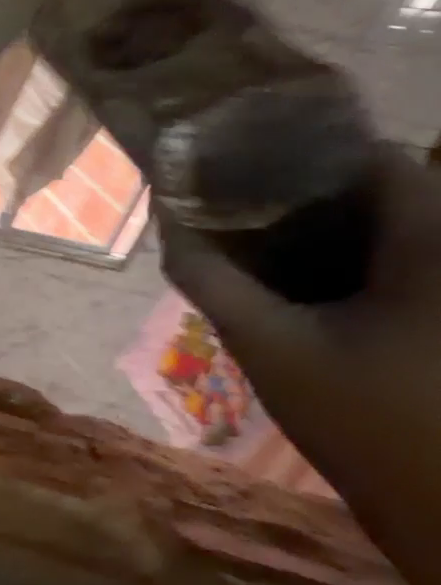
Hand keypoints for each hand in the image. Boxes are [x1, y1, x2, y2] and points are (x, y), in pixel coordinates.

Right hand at [160, 149, 440, 459]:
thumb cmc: (364, 423)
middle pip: (389, 194)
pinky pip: (417, 271)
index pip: (374, 160)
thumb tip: (169, 231)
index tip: (240, 178)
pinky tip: (323, 300)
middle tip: (243, 225)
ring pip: (403, 234)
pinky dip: (369, 272)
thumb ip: (213, 282)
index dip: (301, 161)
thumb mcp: (267, 348)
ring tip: (273, 261)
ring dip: (339, 238)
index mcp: (434, 244)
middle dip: (312, 203)